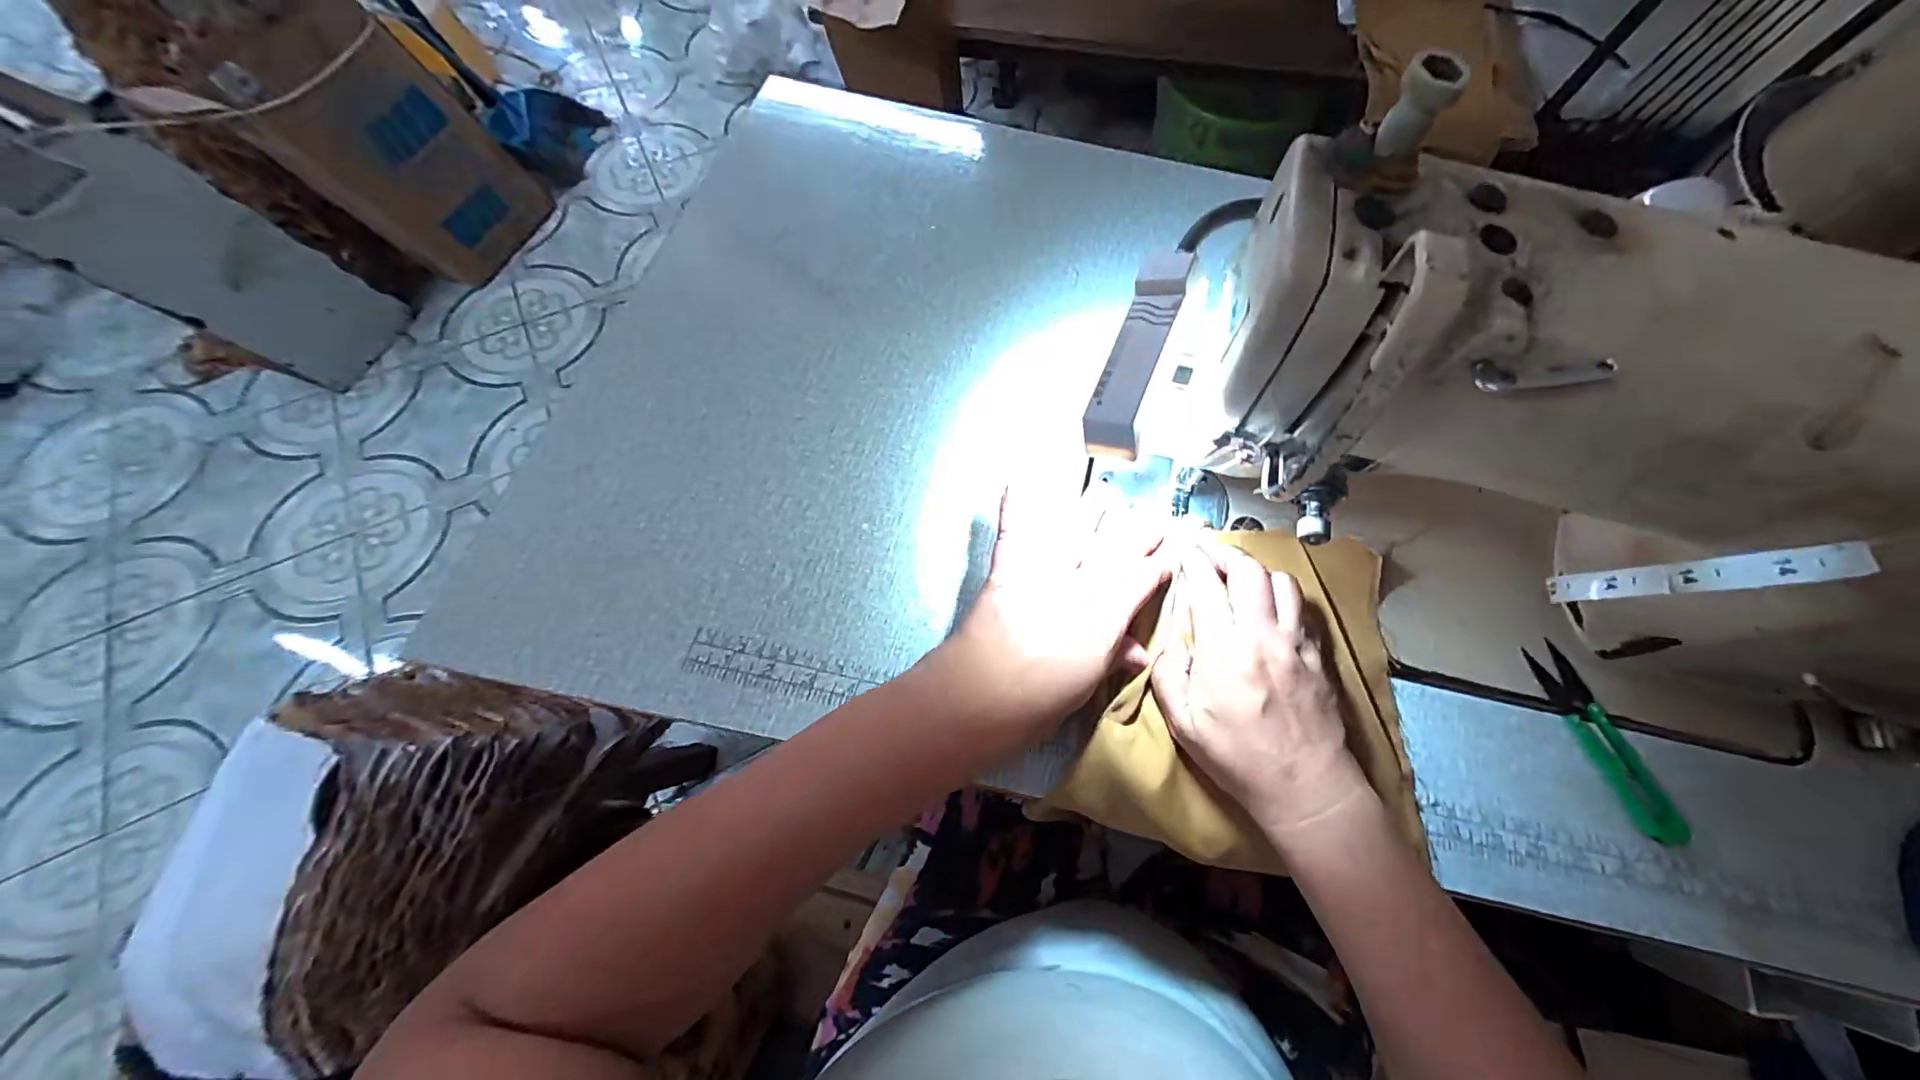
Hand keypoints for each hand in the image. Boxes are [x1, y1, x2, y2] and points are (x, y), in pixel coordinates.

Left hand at [914, 485, 1169, 759]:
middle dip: (1138, 532)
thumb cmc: (1039, 700)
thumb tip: (1140, 654)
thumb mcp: (1087, 683)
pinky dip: (1015, 506)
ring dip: (1090, 510)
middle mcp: (1079, 586)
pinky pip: (1014, 532)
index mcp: (1105, 617)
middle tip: (1154, 517)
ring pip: (1073, 531)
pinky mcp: (1006, 570)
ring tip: (1105, 494)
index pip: (1141, 580)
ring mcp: (1042, 573)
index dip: (1159, 565)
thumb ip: (1113, 658)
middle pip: (1115, 548)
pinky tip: (1017, 481)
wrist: (981, 695)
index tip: (1171, 553)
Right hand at [1154, 545, 1369, 832]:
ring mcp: (1296, 644)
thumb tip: (1173, 643)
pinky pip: (1303, 610)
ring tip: (1240, 574)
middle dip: (1225, 553)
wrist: (1305, 786)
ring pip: (1283, 582)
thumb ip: (1167, 675)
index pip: (1206, 586)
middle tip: (1209, 552)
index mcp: (1224, 649)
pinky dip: (1284, 597)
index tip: (1183, 550)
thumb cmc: (1237, 757)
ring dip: (1258, 570)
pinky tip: (1271, 607)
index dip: (1192, 561)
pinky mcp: (1318, 656)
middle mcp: (1262, 635)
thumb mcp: (1183, 723)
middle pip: (1249, 571)